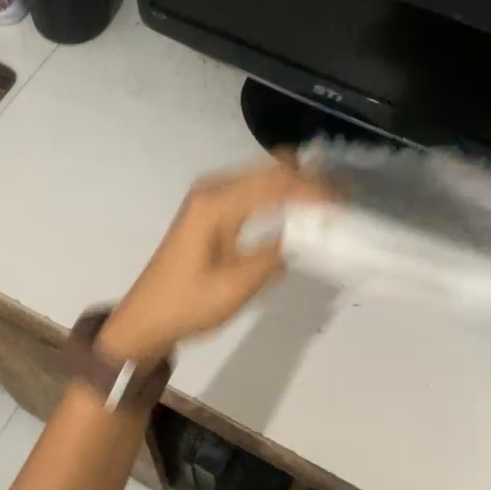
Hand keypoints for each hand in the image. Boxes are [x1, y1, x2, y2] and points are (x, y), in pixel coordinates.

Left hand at [99, 156, 335, 363]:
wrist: (146, 318)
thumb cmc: (187, 305)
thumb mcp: (235, 287)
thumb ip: (272, 256)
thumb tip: (305, 234)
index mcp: (215, 204)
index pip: (274, 184)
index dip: (312, 190)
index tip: (343, 203)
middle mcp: (213, 190)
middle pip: (270, 171)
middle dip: (308, 179)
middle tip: (344, 195)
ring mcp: (210, 197)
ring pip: (263, 177)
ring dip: (295, 185)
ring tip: (329, 201)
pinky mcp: (211, 210)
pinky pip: (252, 191)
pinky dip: (278, 195)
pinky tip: (299, 210)